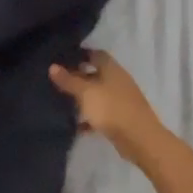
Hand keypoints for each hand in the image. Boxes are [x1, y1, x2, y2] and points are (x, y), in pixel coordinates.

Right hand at [49, 50, 165, 153]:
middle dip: (78, 77)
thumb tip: (52, 66)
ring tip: (62, 101)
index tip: (62, 58)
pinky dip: (90, 116)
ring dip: (84, 97)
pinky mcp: (121, 117)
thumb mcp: (86, 93)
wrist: (139, 138)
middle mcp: (118, 81)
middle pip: (96, 74)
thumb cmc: (111, 109)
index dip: (80, 54)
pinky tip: (77, 124)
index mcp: (112, 69)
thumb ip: (69, 80)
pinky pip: (102, 113)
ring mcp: (121, 99)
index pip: (95, 54)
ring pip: (98, 94)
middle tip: (57, 80)